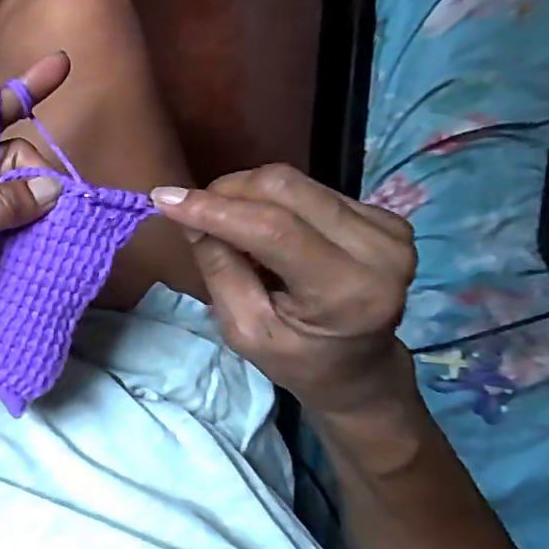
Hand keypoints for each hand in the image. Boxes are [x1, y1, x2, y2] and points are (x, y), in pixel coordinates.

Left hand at [0, 53, 71, 360]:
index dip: (24, 90)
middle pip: (11, 155)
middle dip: (38, 170)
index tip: (62, 64)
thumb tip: (54, 188)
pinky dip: (38, 223)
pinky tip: (54, 233)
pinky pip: (20, 218)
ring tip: (64, 220)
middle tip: (60, 202)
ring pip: (21, 188)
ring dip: (43, 200)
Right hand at [151, 164, 418, 412]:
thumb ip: (219, 269)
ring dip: (245, 195)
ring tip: (229, 226)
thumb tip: (188, 216)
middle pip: (284, 188)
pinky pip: (308, 188)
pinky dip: (270, 200)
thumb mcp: (243, 329)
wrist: (360, 367)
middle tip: (194, 213)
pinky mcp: (383, 216)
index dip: (212, 208)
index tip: (162, 198)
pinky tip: (264, 228)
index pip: (272, 229)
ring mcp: (386, 228)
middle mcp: (377, 250)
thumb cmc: (296, 358)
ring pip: (293, 181)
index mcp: (344, 291)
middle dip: (226, 192)